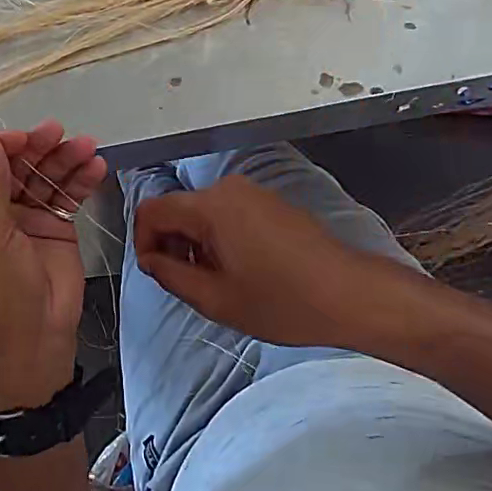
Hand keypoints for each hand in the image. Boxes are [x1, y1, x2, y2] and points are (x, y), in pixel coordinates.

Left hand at [0, 120, 106, 410]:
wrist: (36, 344)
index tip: (22, 138)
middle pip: (15, 169)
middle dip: (36, 150)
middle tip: (59, 133)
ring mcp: (28, 221)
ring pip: (44, 180)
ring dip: (64, 162)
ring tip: (86, 146)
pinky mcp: (57, 230)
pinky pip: (67, 198)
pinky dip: (81, 183)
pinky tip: (95, 168)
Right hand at [131, 175, 408, 349]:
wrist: (349, 294)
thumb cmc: (282, 301)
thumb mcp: (216, 299)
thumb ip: (170, 275)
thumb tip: (151, 259)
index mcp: (211, 206)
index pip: (152, 210)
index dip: (142, 241)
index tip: (155, 273)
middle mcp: (230, 188)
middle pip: (178, 209)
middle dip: (173, 245)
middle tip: (187, 284)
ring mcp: (254, 192)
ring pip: (203, 213)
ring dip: (197, 245)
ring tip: (218, 282)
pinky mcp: (271, 202)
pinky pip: (228, 213)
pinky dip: (220, 238)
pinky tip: (241, 270)